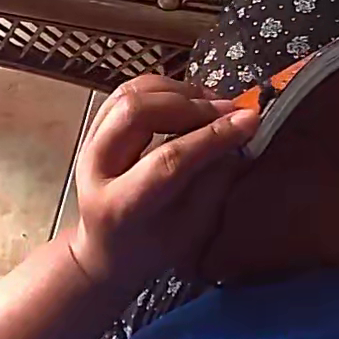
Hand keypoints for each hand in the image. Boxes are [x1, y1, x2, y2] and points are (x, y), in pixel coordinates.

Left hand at [68, 75, 258, 290]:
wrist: (104, 250)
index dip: (213, 136)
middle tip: (228, 111)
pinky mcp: (95, 127)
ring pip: (131, 93)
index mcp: (120, 206)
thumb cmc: (150, 248)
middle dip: (191, 105)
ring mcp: (90, 142)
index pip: (169, 160)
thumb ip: (214, 183)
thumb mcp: (190, 230)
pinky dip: (164, 88)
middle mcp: (96, 168)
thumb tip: (239, 137)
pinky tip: (190, 100)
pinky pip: (128, 91)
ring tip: (212, 103)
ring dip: (178, 90)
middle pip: (139, 112)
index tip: (248, 121)